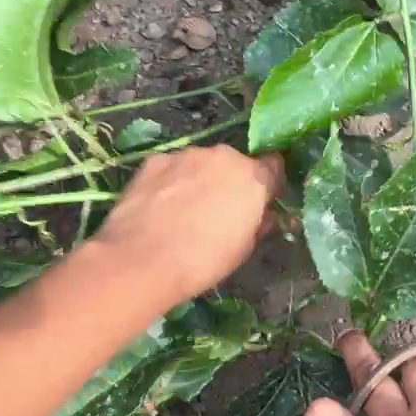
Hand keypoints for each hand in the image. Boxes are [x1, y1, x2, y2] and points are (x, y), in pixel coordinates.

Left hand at [89, 144, 283, 297]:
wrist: (141, 261)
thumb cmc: (204, 260)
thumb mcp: (245, 249)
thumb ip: (259, 224)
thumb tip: (264, 217)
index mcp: (254, 177)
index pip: (274, 166)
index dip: (268, 184)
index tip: (261, 202)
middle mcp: (224, 156)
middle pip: (235, 164)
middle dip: (231, 182)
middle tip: (219, 210)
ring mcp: (187, 155)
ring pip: (202, 163)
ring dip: (199, 179)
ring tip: (183, 209)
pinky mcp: (155, 160)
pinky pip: (171, 168)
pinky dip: (170, 181)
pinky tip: (159, 206)